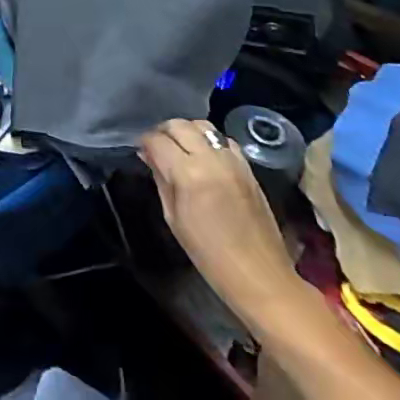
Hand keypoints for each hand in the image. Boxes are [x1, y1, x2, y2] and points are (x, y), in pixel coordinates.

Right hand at [139, 119, 297, 325]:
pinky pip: (223, 139)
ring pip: (203, 126)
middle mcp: (210, 158)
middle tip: (157, 147)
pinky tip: (205, 156)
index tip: (141, 150)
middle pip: (179, 125)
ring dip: (187, 131)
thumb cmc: (209, 255)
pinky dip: (210, 140)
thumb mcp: (174, 219)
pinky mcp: (247, 165)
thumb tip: (149, 156)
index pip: (158, 140)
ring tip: (180, 147)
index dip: (145, 142)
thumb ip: (161, 180)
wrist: (258, 274)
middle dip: (163, 131)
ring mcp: (232, 159)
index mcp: (188, 174)